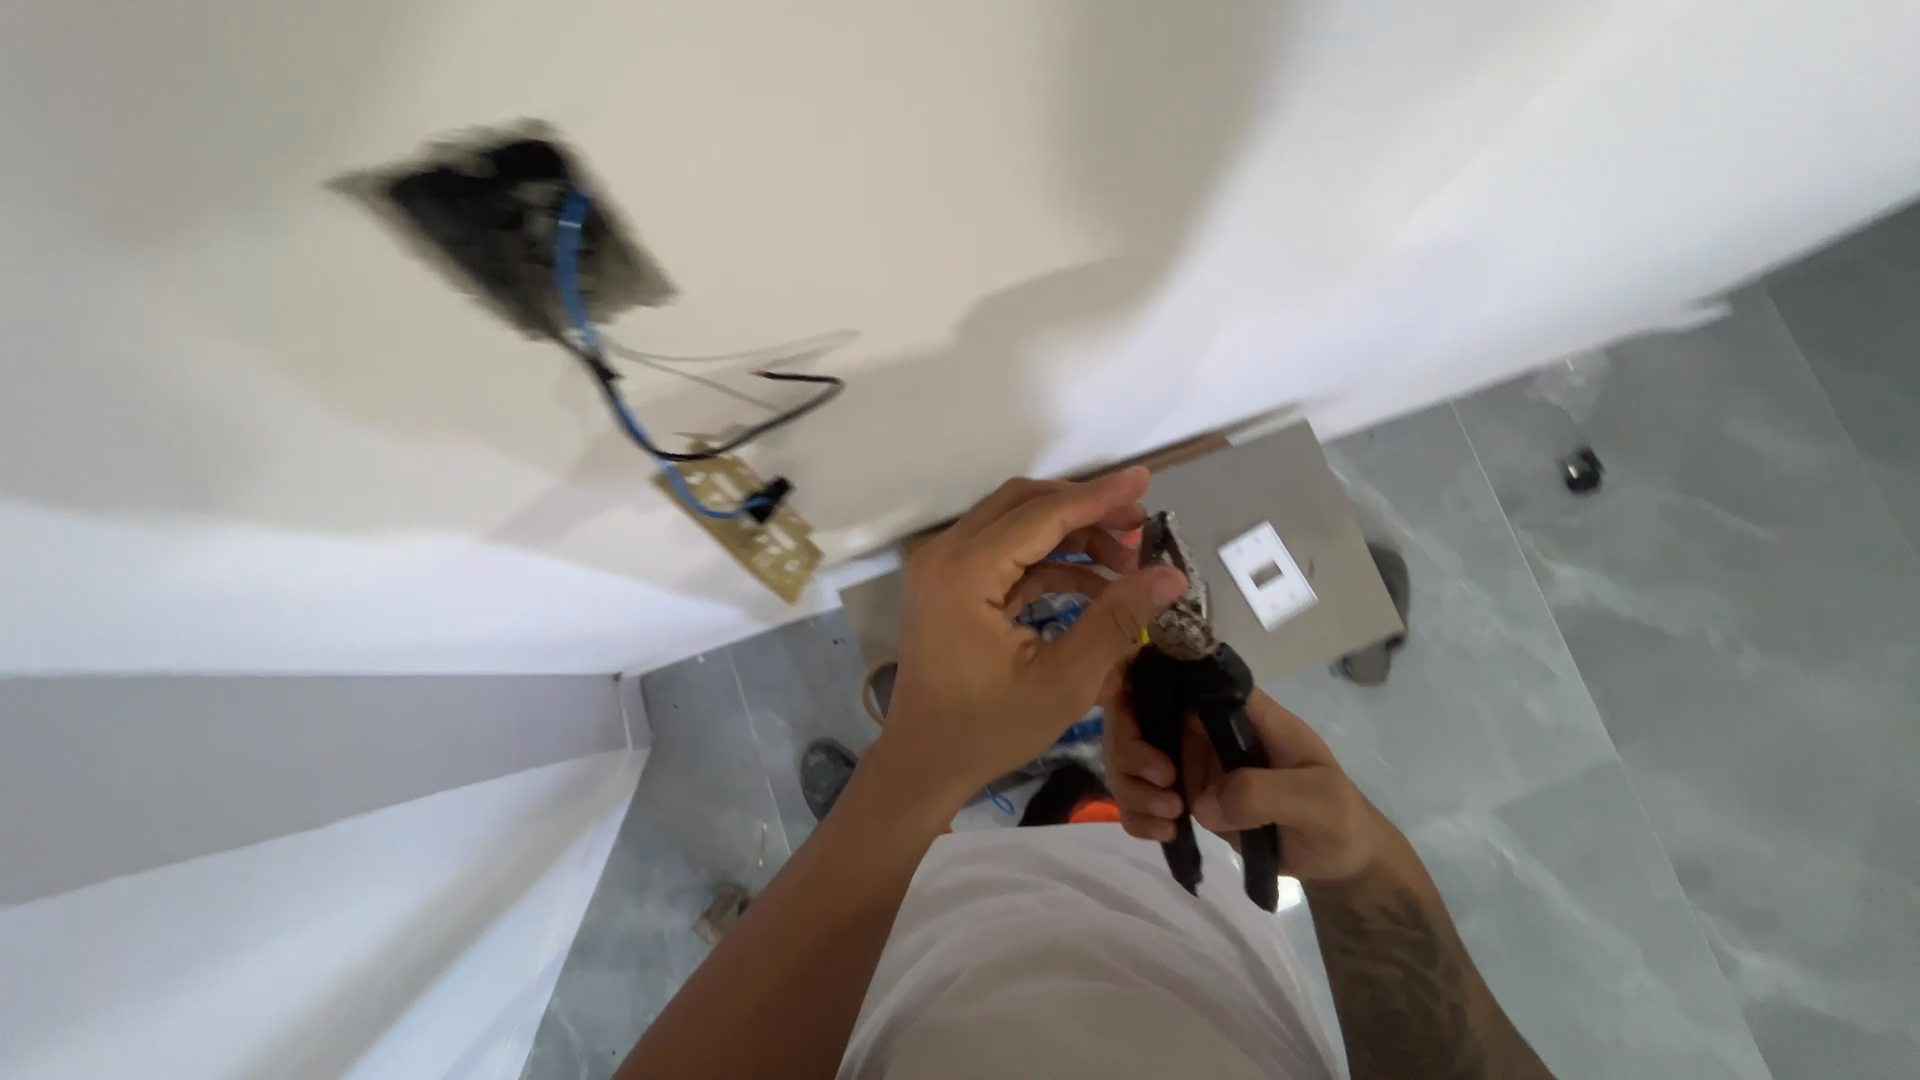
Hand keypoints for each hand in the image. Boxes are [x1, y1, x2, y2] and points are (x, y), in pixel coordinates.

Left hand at [874, 468, 1190, 813]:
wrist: (923, 762)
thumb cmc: (988, 729)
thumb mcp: (1064, 680)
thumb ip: (1116, 620)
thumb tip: (1170, 576)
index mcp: (965, 572)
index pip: (1042, 515)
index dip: (1099, 497)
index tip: (1145, 480)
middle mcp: (945, 555)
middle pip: (1024, 504)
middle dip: (1085, 510)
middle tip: (1138, 527)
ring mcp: (941, 568)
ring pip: (1013, 525)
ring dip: (1068, 536)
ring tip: (1124, 562)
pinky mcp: (947, 585)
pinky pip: (1002, 554)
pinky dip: (1046, 562)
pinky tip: (1092, 584)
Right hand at [1103, 686, 1387, 882]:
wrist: (1337, 859)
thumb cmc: (1336, 817)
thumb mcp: (1317, 800)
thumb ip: (1264, 792)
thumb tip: (1201, 803)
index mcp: (1237, 708)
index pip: (1179, 674)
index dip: (1137, 681)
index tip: (1126, 718)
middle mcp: (1204, 725)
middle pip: (1136, 713)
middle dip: (1130, 750)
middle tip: (1163, 788)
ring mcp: (1190, 759)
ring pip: (1129, 757)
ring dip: (1132, 788)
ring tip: (1169, 820)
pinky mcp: (1184, 794)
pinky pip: (1139, 796)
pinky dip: (1137, 815)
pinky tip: (1164, 834)